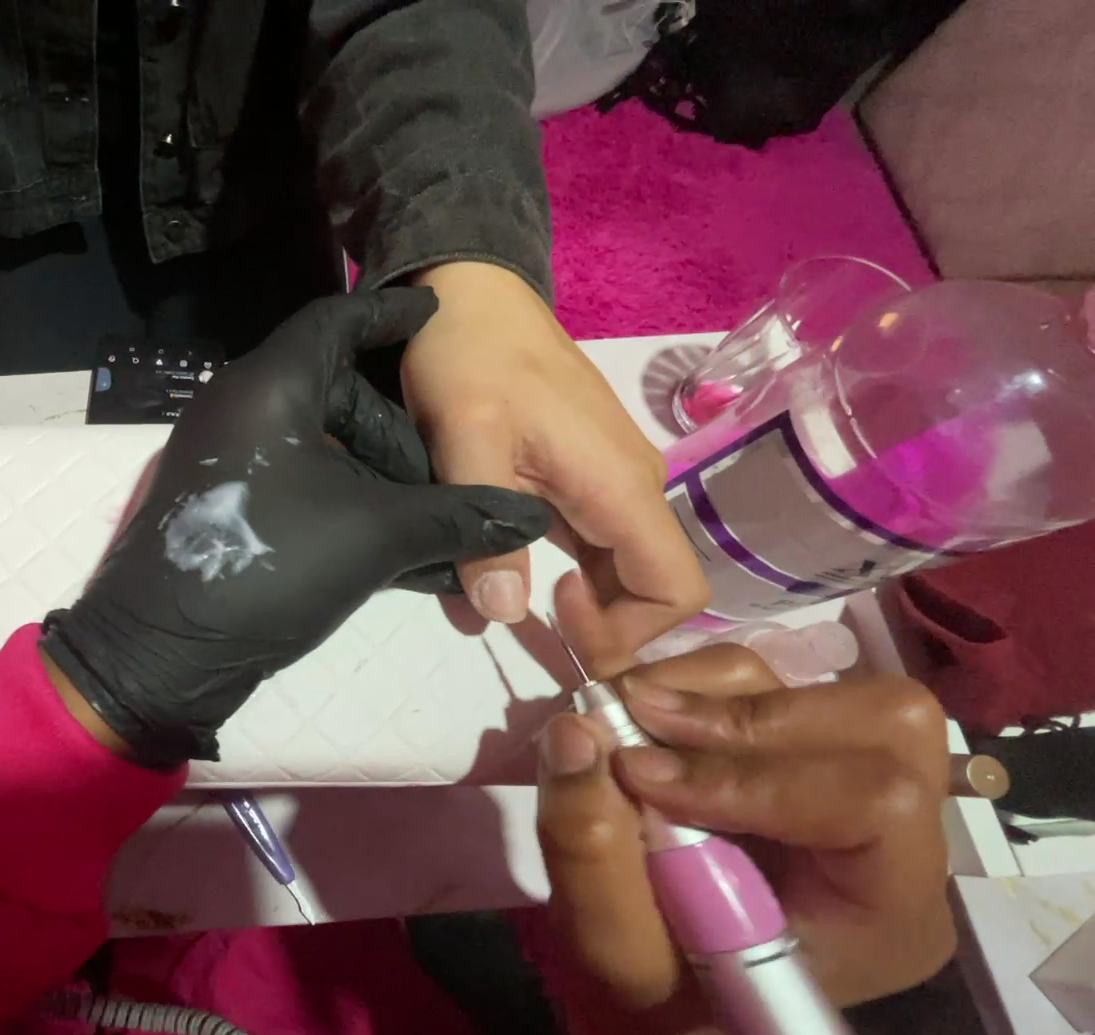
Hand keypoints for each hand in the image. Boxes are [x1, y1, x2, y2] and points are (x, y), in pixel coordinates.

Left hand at [42, 289, 552, 766]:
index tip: (436, 311)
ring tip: (439, 524)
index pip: (336, 321)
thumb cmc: (268, 568)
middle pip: (336, 393)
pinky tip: (401, 554)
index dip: (391, 312)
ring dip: (381, 482)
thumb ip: (456, 516)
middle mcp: (241, 410)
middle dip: (399, 431)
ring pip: (322, 449)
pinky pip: (300, 486)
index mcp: (266, 387)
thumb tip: (529, 516)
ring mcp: (229, 460)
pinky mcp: (228, 506)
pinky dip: (347, 507)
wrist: (162, 652)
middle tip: (451, 471)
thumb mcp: (373, 536)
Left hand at [405, 262, 707, 673]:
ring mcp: (607, 479)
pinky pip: (588, 540)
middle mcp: (631, 487)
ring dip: (580, 602)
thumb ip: (484, 525)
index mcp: (620, 485)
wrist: (468, 294)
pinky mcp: (577, 472)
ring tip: (506, 603)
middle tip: (523, 628)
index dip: (630, 632)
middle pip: (650, 586)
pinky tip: (505, 571)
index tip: (555, 627)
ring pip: (617, 565)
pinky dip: (561, 571)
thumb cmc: (467, 356)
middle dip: (602, 627)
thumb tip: (504, 614)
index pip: (676, 589)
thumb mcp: (465, 437)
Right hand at [536, 644, 954, 1034]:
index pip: (872, 801)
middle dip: (737, 714)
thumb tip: (573, 731)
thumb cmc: (652, 983)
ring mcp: (834, 776)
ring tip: (619, 715)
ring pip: (807, 683)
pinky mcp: (780, 745)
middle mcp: (886, 834)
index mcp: (882, 908)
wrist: (662, 981)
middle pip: (871, 721)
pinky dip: (683, 681)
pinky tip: (633, 715)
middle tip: (633, 717)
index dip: (748, 774)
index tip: (636, 774)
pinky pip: (751, 678)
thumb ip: (588, 850)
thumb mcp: (609, 944)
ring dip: (699, 689)